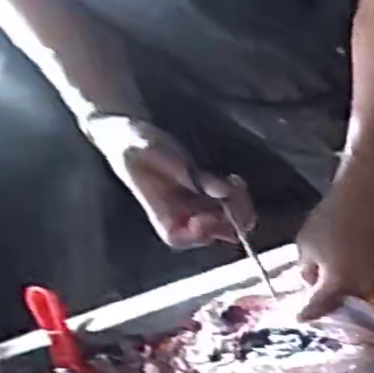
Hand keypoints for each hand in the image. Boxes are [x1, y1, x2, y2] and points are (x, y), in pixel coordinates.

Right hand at [84, 115, 255, 248]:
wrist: (135, 135)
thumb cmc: (133, 143)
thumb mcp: (146, 148)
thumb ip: (178, 168)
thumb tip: (215, 188)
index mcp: (160, 212)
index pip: (178, 238)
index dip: (197, 233)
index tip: (206, 215)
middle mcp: (183, 216)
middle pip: (216, 233)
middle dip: (232, 216)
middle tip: (232, 191)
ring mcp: (199, 209)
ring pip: (233, 222)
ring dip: (240, 204)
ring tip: (233, 181)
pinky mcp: (211, 198)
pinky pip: (236, 207)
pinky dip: (240, 196)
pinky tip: (234, 179)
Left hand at [292, 184, 373, 318]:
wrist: (364, 204)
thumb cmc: (329, 223)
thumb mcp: (305, 245)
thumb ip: (306, 270)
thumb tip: (311, 282)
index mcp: (336, 286)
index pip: (319, 308)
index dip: (308, 314)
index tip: (300, 320)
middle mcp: (359, 289)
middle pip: (342, 306)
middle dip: (330, 306)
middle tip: (317, 302)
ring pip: (357, 296)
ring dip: (345, 294)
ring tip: (334, 286)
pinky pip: (367, 284)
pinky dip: (357, 282)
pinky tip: (349, 271)